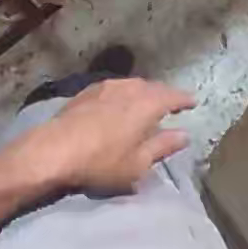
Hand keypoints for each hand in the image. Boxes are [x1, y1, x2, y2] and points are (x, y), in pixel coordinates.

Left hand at [3, 77, 194, 193]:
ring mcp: (105, 86)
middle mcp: (128, 88)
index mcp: (146, 103)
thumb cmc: (102, 161)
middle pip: (152, 87)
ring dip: (143, 92)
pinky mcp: (87, 91)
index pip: (172, 96)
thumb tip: (183, 134)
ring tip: (148, 103)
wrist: (54, 149)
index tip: (193, 102)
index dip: (184, 99)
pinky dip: (125, 94)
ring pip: (132, 85)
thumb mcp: (138, 163)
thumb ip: (163, 146)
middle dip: (164, 94)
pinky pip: (115, 88)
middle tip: (172, 103)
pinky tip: (120, 103)